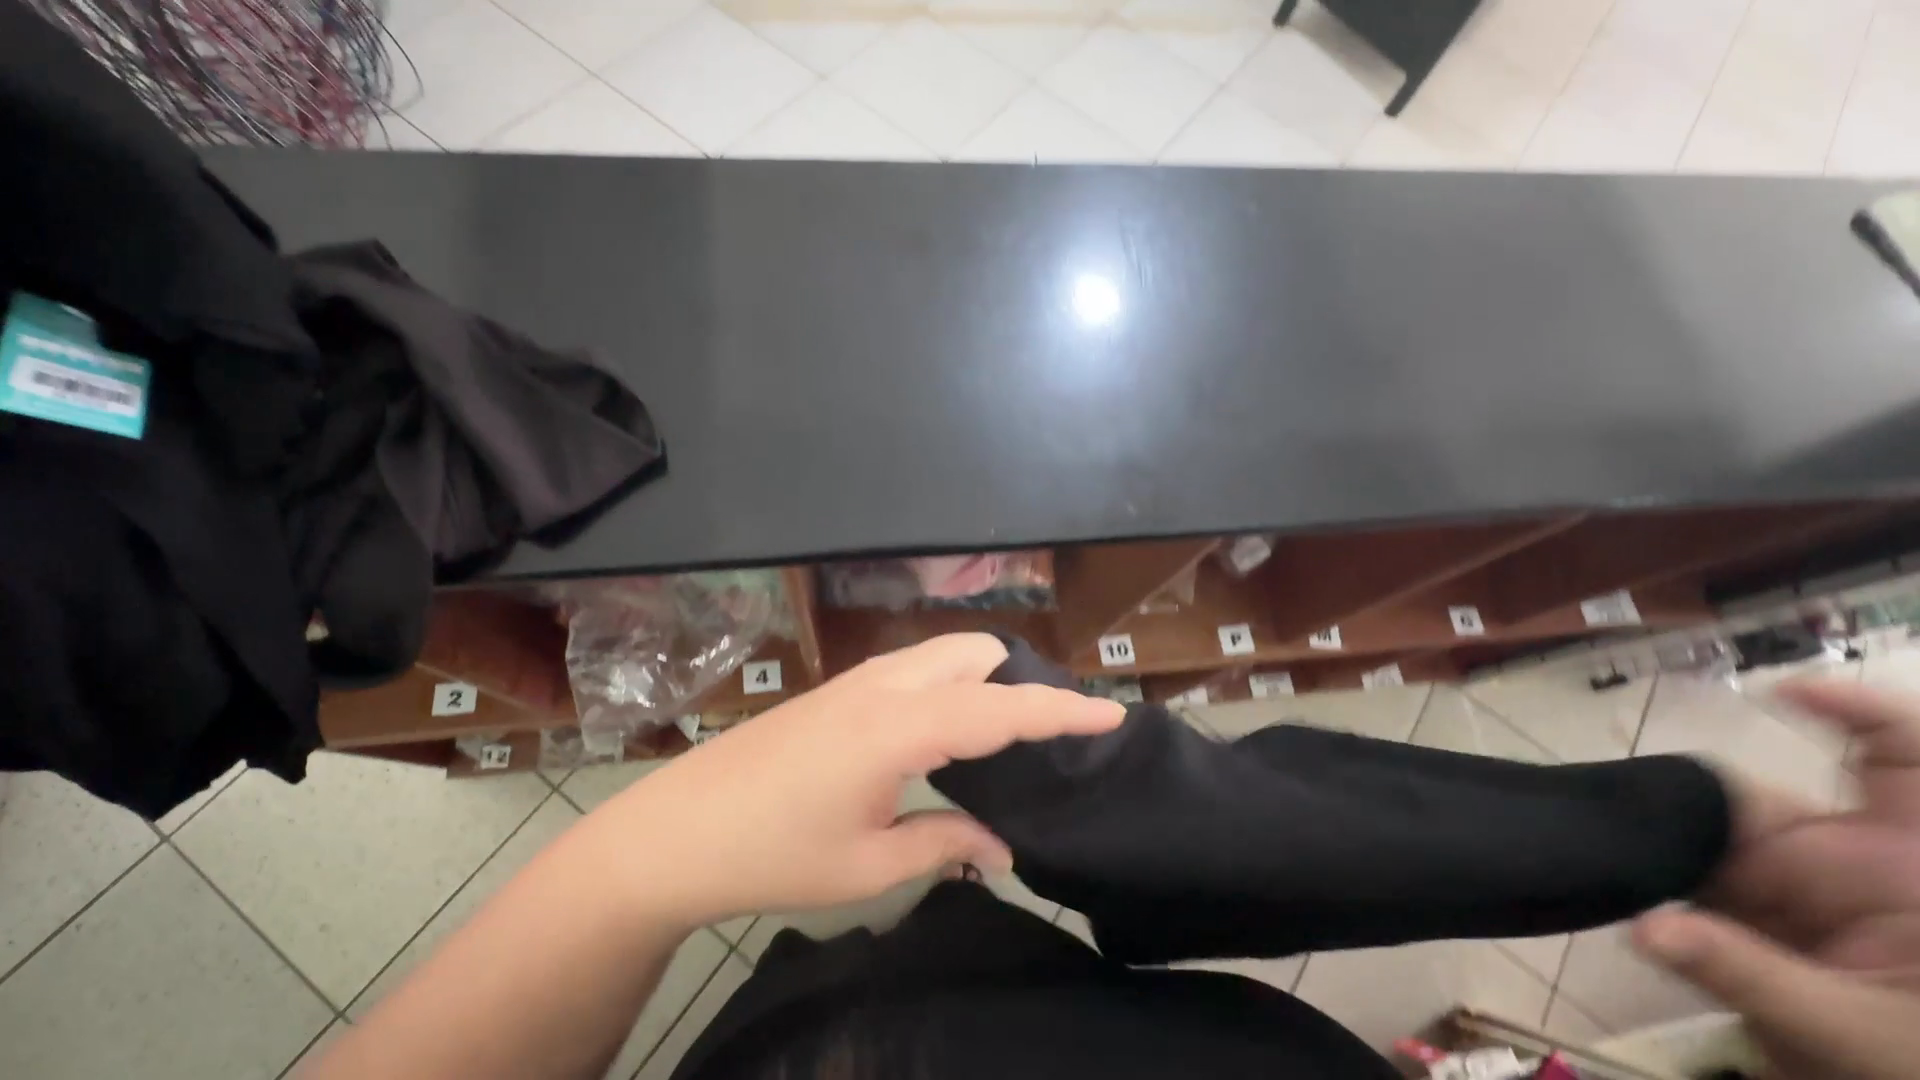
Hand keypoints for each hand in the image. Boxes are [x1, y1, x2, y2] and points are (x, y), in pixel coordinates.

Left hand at [587, 633, 1123, 929]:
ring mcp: (854, 682)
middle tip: (1051, 732)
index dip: (1062, 710)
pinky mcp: (836, 692)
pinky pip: (913, 668)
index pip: (1001, 708)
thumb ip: (946, 842)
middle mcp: (882, 687)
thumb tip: (1003, 847)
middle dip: (1023, 678)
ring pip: (942, 654)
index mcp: (898, 728)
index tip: (1113, 713)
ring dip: (985, 677)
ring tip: (1007, 732)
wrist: (674, 833)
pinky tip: (946, 733)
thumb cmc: (773, 854)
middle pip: (974, 653)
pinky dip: (950, 682)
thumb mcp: (869, 864)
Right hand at [1633, 678, 1919, 1078]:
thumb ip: (1748, 976)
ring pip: (1710, 839)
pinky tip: (1611, 873)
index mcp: (1910, 870)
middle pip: (1762, 804)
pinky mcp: (1747, 911)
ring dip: (1659, 842)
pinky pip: (1689, 878)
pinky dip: (1650, 874)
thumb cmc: (1912, 1068)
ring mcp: (1792, 888)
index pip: (1904, 763)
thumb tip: (1643, 928)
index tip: (1779, 692)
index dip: (1856, 712)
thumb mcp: (1850, 1033)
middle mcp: (1850, 863)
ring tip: (1600, 845)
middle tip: (1623, 818)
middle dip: (1692, 805)